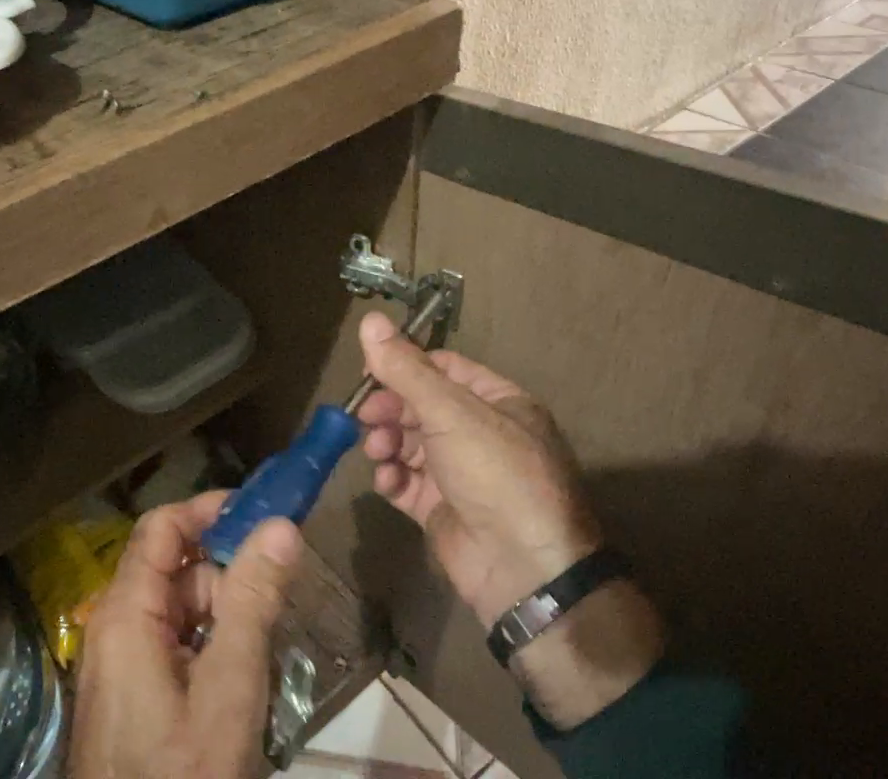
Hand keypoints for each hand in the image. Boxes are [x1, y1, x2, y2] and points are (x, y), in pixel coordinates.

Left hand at [72, 492, 302, 778]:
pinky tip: (242, 679)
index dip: (212, 511)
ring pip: (181, 611)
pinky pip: (176, 647)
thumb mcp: (227, 691)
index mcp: (126, 613)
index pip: (163, 529)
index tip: (267, 514)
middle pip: (176, 570)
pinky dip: (212, 648)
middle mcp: (115, 627)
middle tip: (282, 597)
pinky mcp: (132, 695)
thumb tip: (280, 525)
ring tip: (267, 647)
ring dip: (227, 616)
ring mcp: (122, 663)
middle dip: (229, 574)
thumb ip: (252, 604)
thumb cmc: (181, 775)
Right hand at [355, 312, 662, 726]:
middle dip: (390, 410)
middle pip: (421, 407)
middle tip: (365, 418)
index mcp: (498, 403)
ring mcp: (461, 475)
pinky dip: (392, 479)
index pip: (442, 369)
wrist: (522, 568)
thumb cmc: (494, 474)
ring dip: (387, 444)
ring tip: (378, 453)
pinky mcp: (442, 510)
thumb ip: (406, 369)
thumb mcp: (451, 412)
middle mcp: (481, 435)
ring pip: (410, 445)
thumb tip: (369, 319)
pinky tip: (386, 483)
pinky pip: (408, 483)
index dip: (404, 368)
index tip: (367, 374)